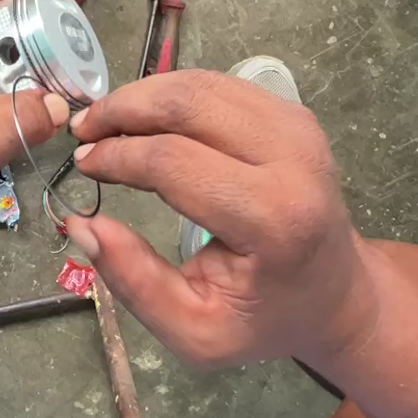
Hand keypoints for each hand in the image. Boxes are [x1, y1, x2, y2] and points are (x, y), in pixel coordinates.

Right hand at [63, 70, 377, 368]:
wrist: (338, 296)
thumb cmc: (265, 318)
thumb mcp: (195, 332)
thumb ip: (134, 281)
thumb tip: (79, 225)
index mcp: (274, 219)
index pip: (173, 161)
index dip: (116, 156)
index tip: (81, 165)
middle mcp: (293, 160)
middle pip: (186, 105)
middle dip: (121, 109)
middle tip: (82, 129)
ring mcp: (296, 128)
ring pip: (198, 85)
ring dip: (141, 96)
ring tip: (104, 122)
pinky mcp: (292, 114)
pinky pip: (216, 86)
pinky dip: (169, 93)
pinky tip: (143, 117)